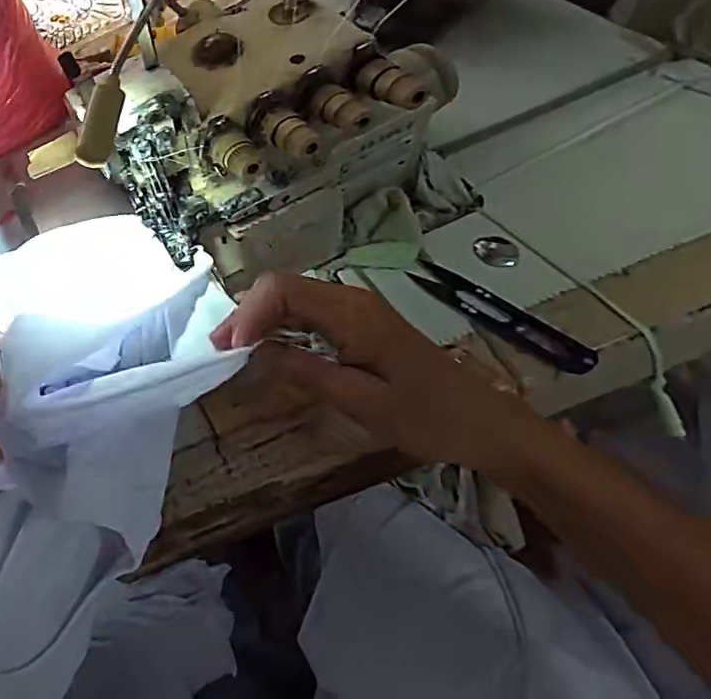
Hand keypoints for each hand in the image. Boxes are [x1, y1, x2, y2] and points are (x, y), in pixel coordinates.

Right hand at [212, 273, 553, 476]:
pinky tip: (267, 345)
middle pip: (280, 286)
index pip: (282, 291)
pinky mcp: (357, 318)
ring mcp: (355, 305)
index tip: (230, 349)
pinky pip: (305, 307)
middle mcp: (350, 298)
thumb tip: (256, 351)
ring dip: (258, 317)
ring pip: (290, 294)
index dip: (248, 314)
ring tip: (232, 348)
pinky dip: (278, 322)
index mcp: (352, 313)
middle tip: (220, 349)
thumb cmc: (430, 417)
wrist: (489, 424)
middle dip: (245, 313)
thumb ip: (306, 371)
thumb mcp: (363, 403)